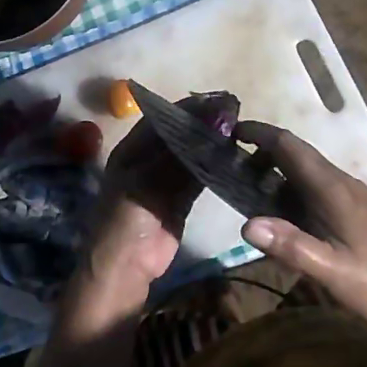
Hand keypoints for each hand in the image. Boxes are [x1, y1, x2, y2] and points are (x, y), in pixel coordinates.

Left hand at [83, 94, 232, 289]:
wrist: (125, 268)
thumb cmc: (127, 221)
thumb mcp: (149, 182)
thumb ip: (183, 154)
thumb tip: (217, 120)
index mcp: (132, 149)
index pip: (164, 118)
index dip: (192, 107)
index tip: (222, 99)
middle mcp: (148, 159)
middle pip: (180, 134)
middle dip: (206, 122)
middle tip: (238, 111)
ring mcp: (164, 179)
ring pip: (192, 153)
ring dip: (213, 143)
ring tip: (242, 130)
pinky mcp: (179, 199)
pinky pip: (199, 176)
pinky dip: (215, 166)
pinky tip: (236, 158)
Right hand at [235, 121, 366, 346]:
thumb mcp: (334, 272)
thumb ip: (291, 247)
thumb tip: (247, 224)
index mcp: (333, 189)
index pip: (289, 146)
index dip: (258, 133)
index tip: (228, 131)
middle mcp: (341, 184)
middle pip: (294, 154)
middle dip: (258, 151)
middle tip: (225, 164)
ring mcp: (350, 197)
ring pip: (303, 171)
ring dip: (272, 170)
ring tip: (241, 186)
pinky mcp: (354, 212)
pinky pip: (312, 188)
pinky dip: (287, 188)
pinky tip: (276, 211)